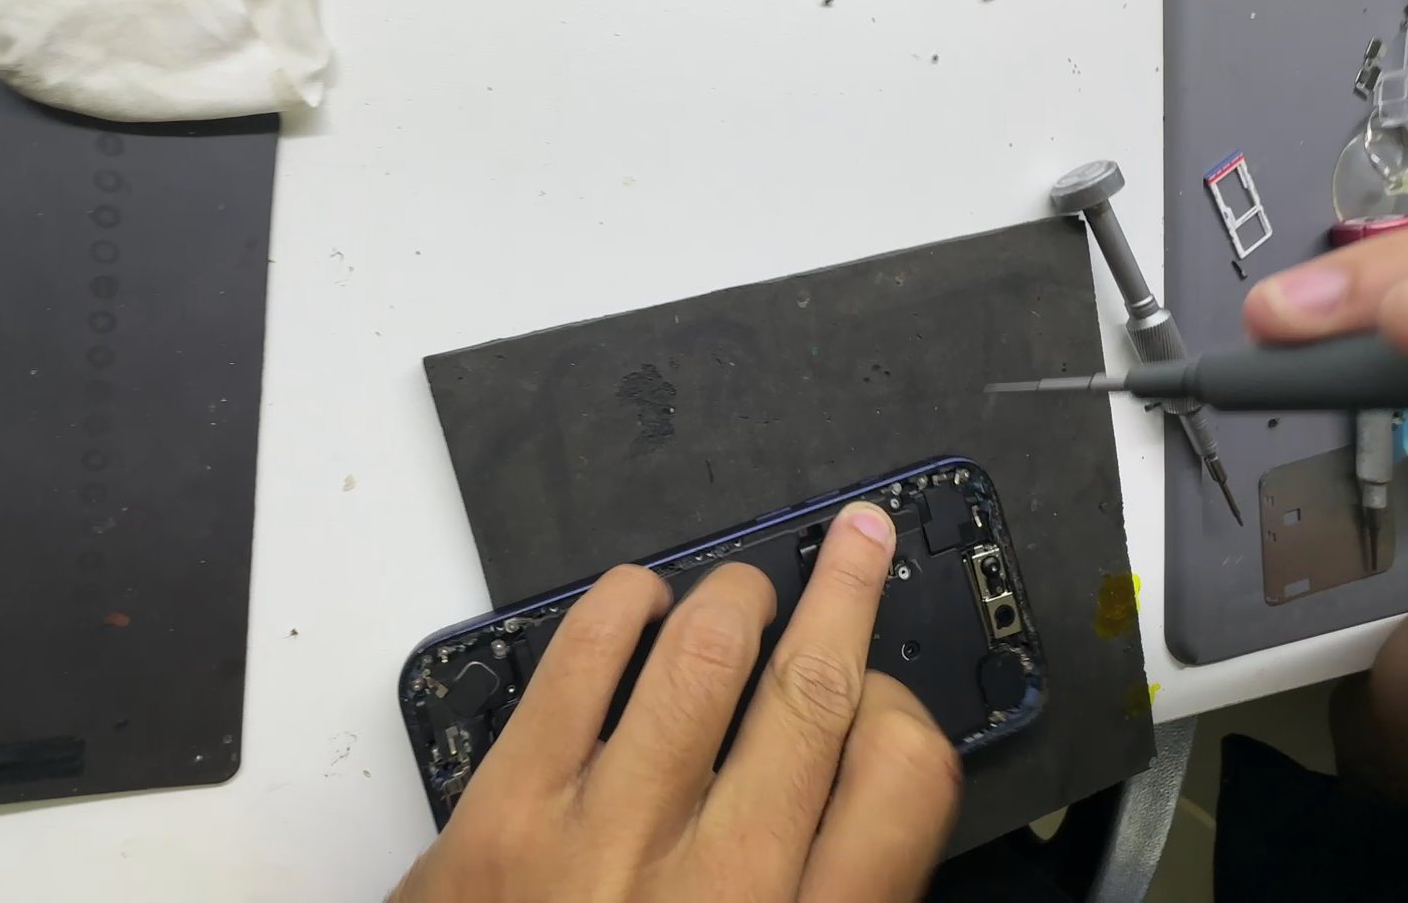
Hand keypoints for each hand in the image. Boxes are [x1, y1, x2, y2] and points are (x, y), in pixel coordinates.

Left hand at [390, 502, 961, 902]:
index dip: (900, 708)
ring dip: (737, 595)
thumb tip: (865, 773)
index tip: (876, 690)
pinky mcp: (506, 808)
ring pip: (702, 653)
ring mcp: (602, 836)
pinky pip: (579, 658)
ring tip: (745, 589)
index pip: (901, 777)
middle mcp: (715, 882)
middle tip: (857, 538)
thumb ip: (834, 887)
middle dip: (845, 593)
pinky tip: (639, 599)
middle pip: (810, 690)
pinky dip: (621, 602)